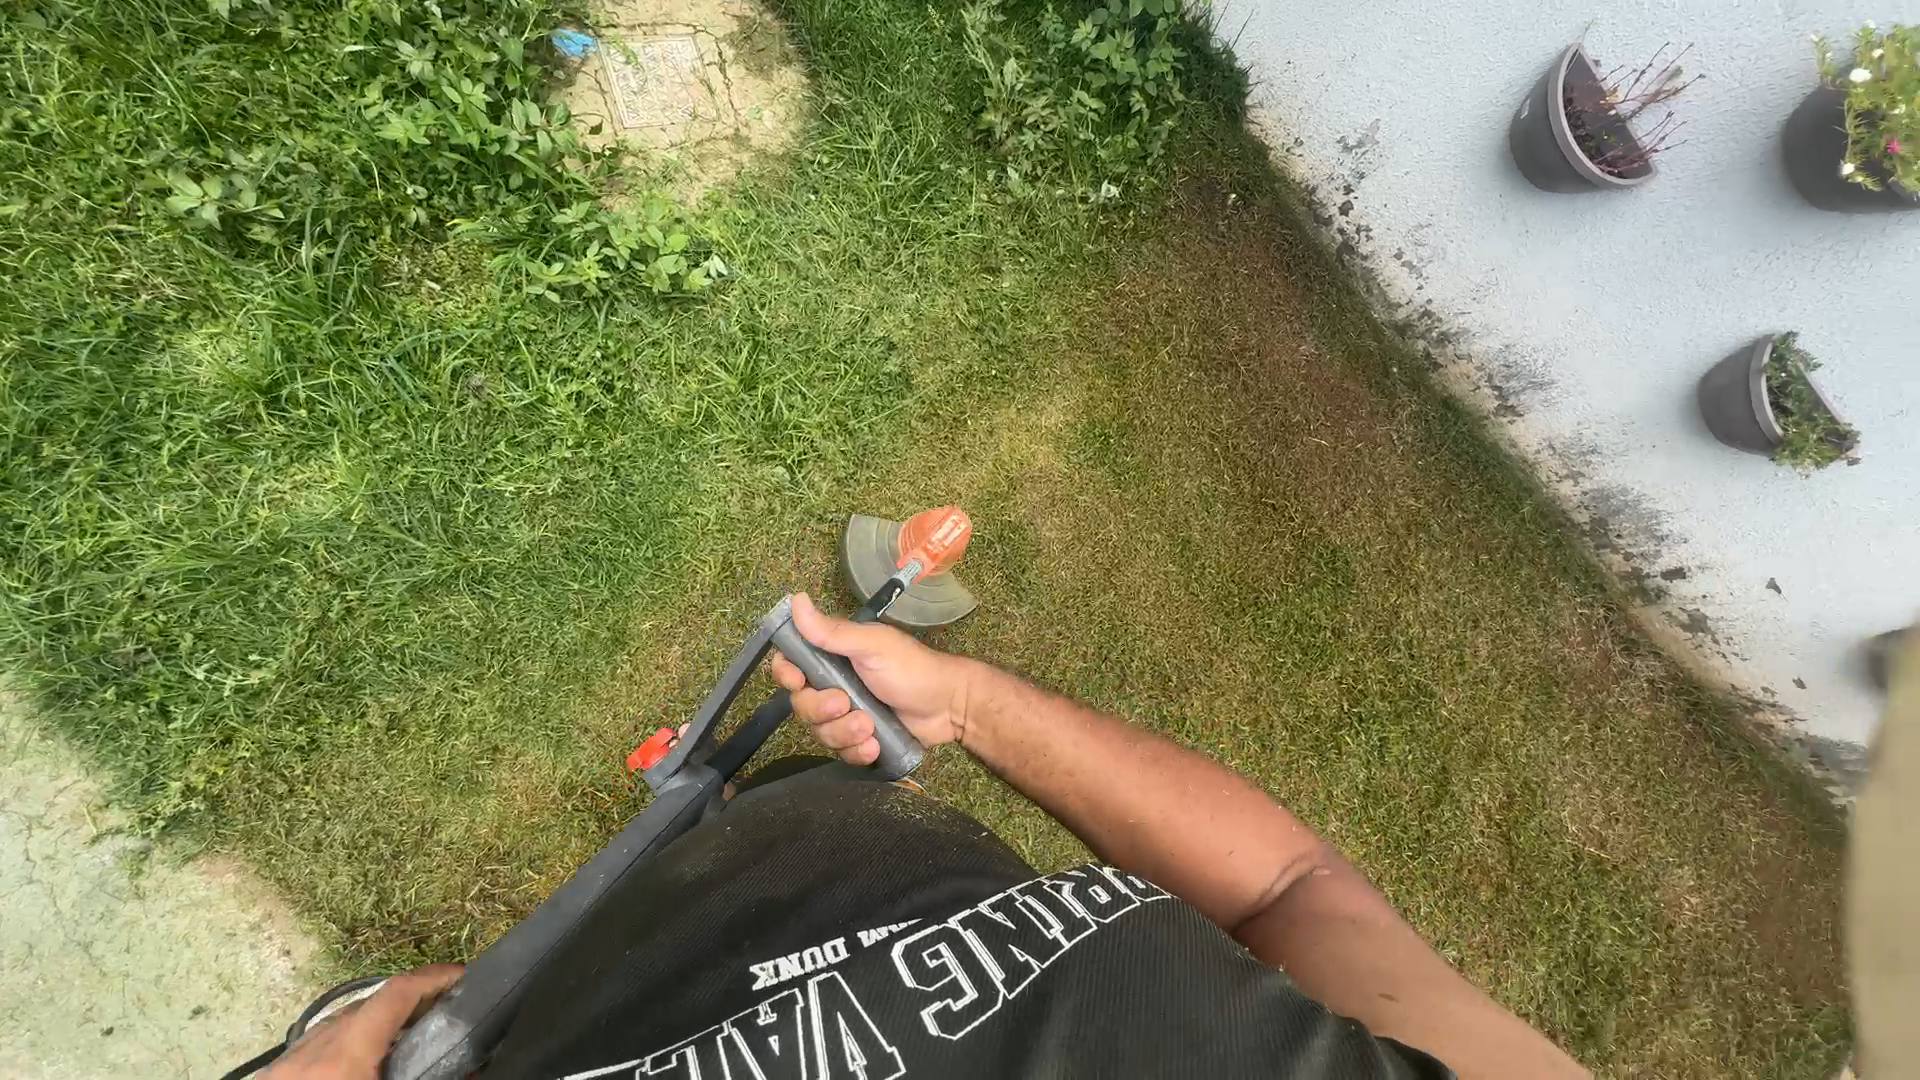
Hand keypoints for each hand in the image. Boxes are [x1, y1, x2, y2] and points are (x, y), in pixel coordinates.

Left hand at [262, 965, 463, 1078]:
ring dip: (376, 1023)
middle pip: (370, 1002)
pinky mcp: (271, 1076)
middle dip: (410, 1000)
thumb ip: (428, 1071)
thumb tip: (476, 1069)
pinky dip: (345, 1045)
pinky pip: (315, 1047)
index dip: (436, 975)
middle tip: (442, 1011)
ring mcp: (286, 1062)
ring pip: (340, 1024)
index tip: (465, 976)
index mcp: (347, 1051)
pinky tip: (358, 1064)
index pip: (398, 990)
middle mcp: (314, 1047)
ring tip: (403, 1038)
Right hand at [769, 592, 975, 764]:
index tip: (796, 680)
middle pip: (802, 704)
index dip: (786, 674)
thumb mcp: (873, 646)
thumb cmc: (911, 668)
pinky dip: (856, 752)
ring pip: (821, 732)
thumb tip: (796, 599)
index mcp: (834, 656)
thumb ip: (833, 631)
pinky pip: (841, 753)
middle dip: (822, 709)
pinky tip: (875, 745)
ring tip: (870, 728)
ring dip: (843, 733)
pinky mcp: (860, 740)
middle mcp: (834, 684)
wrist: (949, 706)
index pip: (791, 664)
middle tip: (845, 704)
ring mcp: (846, 714)